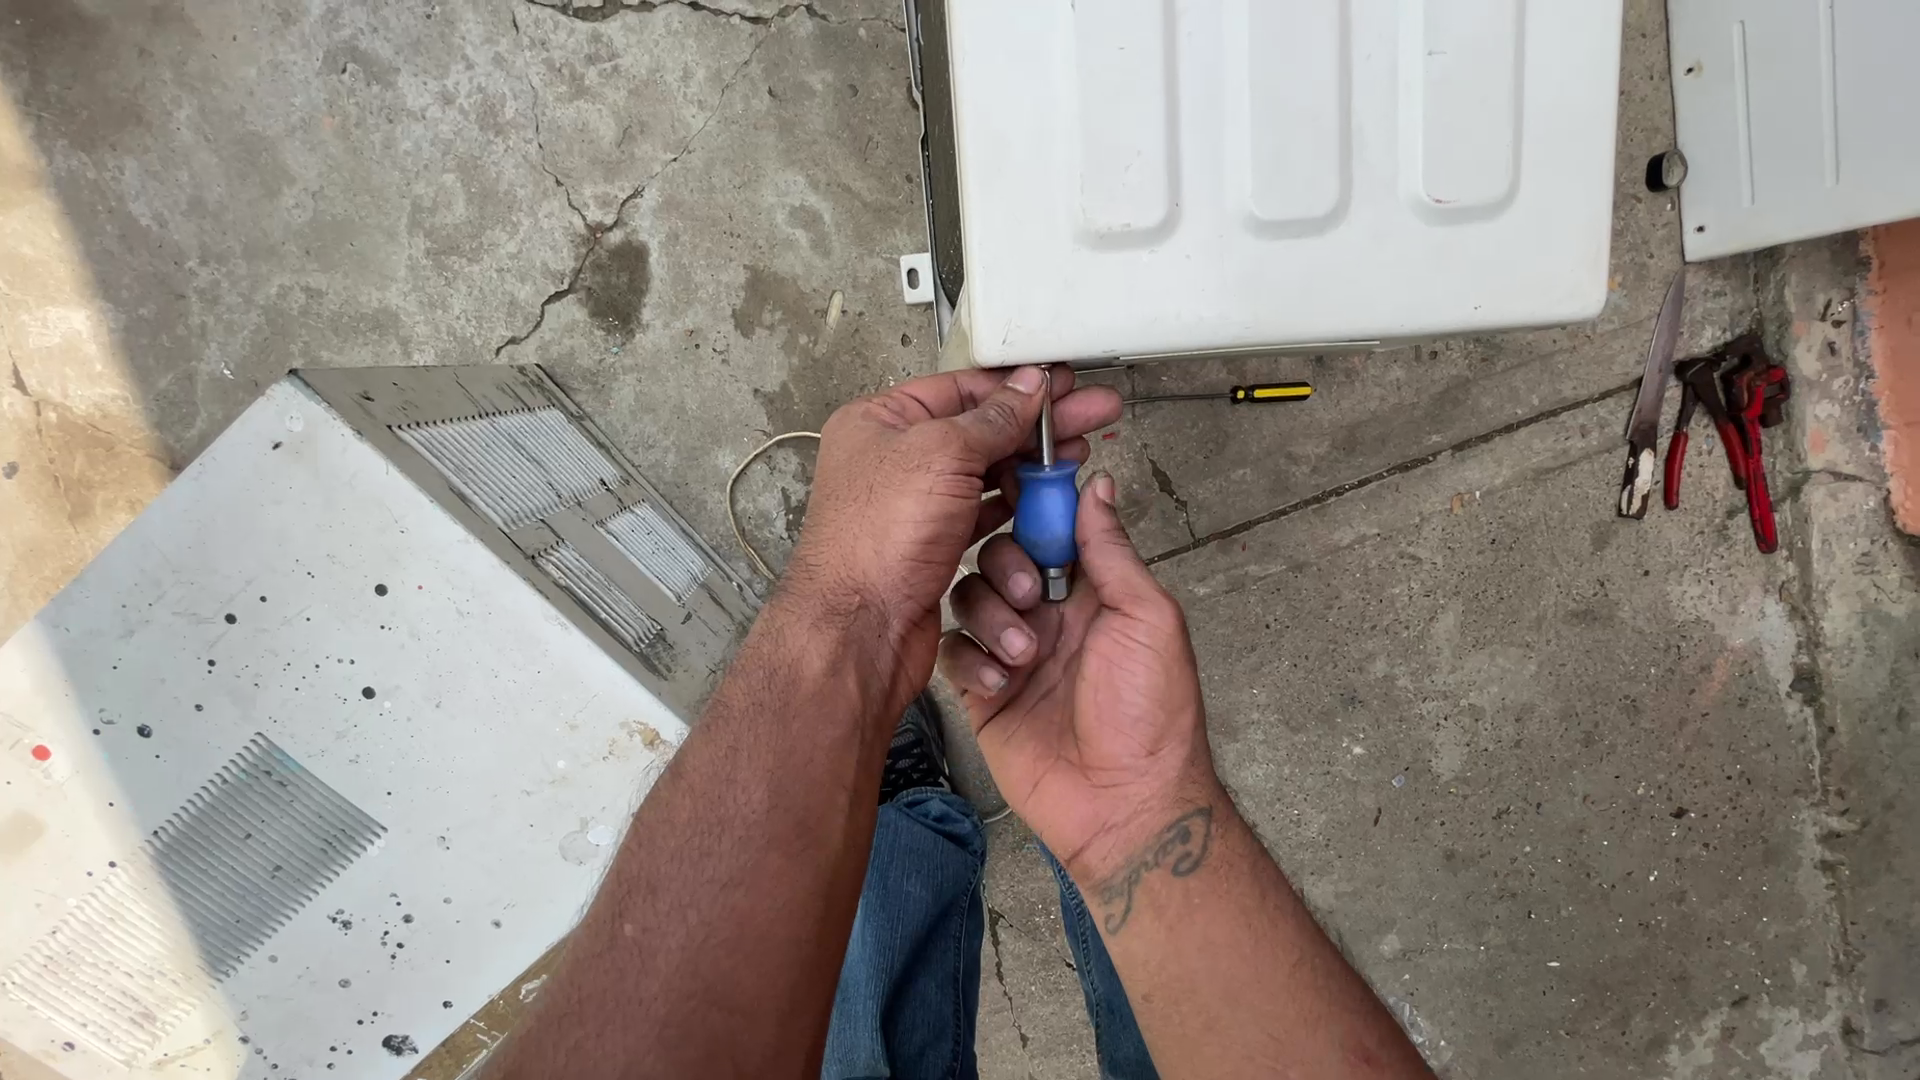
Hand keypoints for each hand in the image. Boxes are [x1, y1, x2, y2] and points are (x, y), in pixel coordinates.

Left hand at [783, 366, 1120, 706]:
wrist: (861, 628)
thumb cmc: (876, 540)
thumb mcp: (942, 456)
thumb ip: (992, 418)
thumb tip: (1026, 388)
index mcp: (881, 422)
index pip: (961, 388)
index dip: (1017, 387)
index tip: (1062, 386)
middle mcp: (895, 460)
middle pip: (980, 429)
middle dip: (1039, 424)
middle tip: (1090, 414)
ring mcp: (915, 505)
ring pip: (985, 473)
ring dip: (1032, 464)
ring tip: (1076, 454)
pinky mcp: (933, 543)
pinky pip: (983, 513)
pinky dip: (1016, 503)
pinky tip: (1046, 495)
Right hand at [938, 472, 1221, 882]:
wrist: (1123, 804)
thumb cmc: (1149, 711)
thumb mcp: (1147, 618)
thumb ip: (1111, 552)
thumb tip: (1096, 486)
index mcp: (1087, 592)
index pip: (1048, 531)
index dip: (1031, 510)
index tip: (1014, 494)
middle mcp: (1045, 615)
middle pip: (998, 557)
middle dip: (1005, 567)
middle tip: (1027, 597)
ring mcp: (1011, 652)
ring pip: (969, 598)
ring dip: (990, 617)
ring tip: (1022, 658)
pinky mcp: (983, 691)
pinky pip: (955, 653)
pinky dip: (970, 660)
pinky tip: (998, 685)